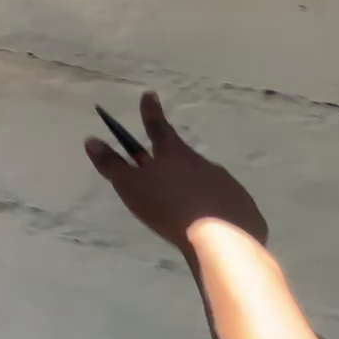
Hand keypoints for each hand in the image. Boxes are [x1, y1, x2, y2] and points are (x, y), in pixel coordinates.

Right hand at [85, 92, 267, 251]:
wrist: (222, 244)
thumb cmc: (167, 207)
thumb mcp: (129, 186)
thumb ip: (111, 164)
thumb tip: (91, 140)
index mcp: (174, 154)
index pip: (158, 127)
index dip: (151, 111)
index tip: (150, 94)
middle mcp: (203, 164)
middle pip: (183, 156)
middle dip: (172, 161)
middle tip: (162, 173)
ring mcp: (229, 186)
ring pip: (207, 180)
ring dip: (195, 185)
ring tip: (183, 206)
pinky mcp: (247, 210)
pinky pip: (227, 203)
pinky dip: (216, 207)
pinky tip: (208, 223)